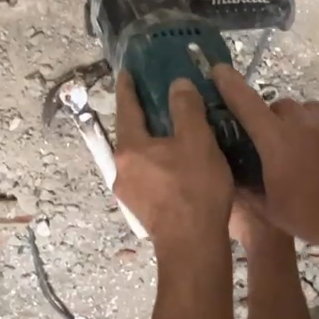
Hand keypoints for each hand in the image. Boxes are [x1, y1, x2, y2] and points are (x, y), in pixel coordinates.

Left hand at [113, 73, 233, 250]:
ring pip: (140, 158)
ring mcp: (129, 193)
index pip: (126, 108)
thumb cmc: (195, 189)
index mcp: (130, 147)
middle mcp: (121, 169)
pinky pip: (148, 177)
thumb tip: (177, 84)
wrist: (193, 245)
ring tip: (174, 135)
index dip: (128, 87)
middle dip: (143, 117)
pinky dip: (159, 165)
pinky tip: (178, 166)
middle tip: (159, 101)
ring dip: (153, 144)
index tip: (127, 73)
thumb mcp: (197, 140)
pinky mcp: (142, 210)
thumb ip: (186, 108)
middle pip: (131, 134)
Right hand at [212, 65, 318, 257]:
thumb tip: (228, 175)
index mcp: (277, 140)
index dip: (229, 85)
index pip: (246, 103)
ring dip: (303, 125)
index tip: (218, 70)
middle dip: (274, 122)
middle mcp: (305, 119)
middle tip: (280, 150)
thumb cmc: (317, 220)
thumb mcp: (272, 210)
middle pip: (279, 106)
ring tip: (313, 154)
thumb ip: (246, 188)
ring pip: (308, 110)